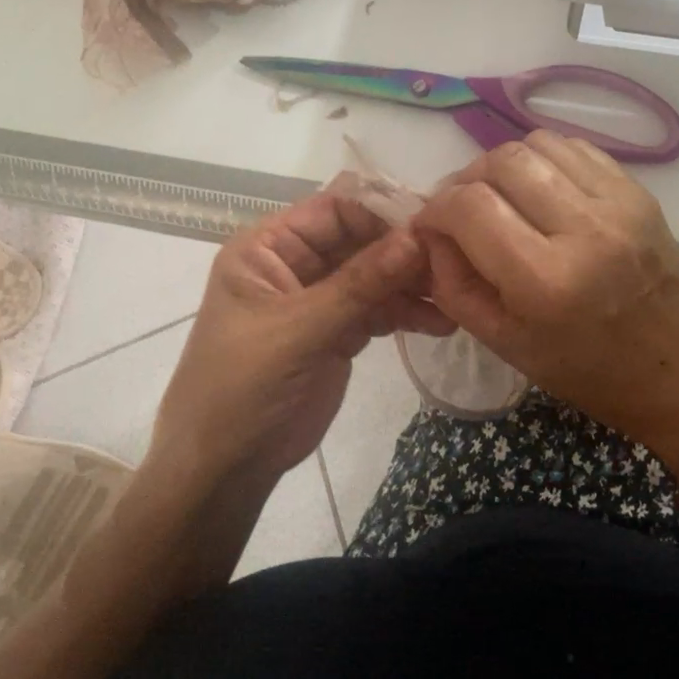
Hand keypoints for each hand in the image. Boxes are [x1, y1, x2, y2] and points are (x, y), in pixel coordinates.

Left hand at [150, 180, 452, 488]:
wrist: (224, 469)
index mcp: (268, 248)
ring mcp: (320, 299)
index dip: (383, 211)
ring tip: (454, 296)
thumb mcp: (298, 331)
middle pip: (363, 239)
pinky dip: (409, 313)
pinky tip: (441, 322)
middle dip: (406, 250)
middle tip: (454, 260)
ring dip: (414, 283)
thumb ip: (359, 283)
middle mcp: (295, 264)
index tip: (433, 222)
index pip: (335, 209)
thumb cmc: (240, 389)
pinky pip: (381, 308)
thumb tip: (416, 237)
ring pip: (377, 274)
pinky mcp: (340, 331)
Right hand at [413, 131, 678, 440]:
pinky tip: (542, 191)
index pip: (471, 207)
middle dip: (468, 178)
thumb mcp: (503, 342)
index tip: (431, 224)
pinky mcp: (639, 192)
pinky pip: (577, 149)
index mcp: (546, 281)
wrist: (671, 368)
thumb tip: (431, 228)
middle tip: (463, 207)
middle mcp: (585, 230)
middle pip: (503, 161)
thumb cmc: (583, 369)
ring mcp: (619, 204)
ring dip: (506, 164)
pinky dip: (546, 160)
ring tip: (502, 195)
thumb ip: (453, 283)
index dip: (436, 208)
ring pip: (540, 144)